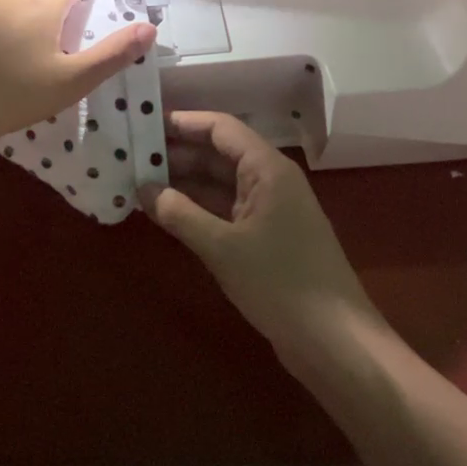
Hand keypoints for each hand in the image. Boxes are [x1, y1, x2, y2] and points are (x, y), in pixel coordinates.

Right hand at [139, 112, 380, 356]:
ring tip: (137, 182)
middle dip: (176, 153)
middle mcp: (269, 181)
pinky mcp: (265, 238)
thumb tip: (142, 188)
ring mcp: (269, 211)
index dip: (182, 122)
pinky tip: (165, 213)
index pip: (220, 128)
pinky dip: (195, 208)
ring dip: (182, 182)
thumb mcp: (222, 247)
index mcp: (267, 169)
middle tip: (131, 156)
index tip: (142, 123)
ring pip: (218, 183)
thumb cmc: (281, 282)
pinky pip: (224, 210)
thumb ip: (179, 213)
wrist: (335, 342)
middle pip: (218, 153)